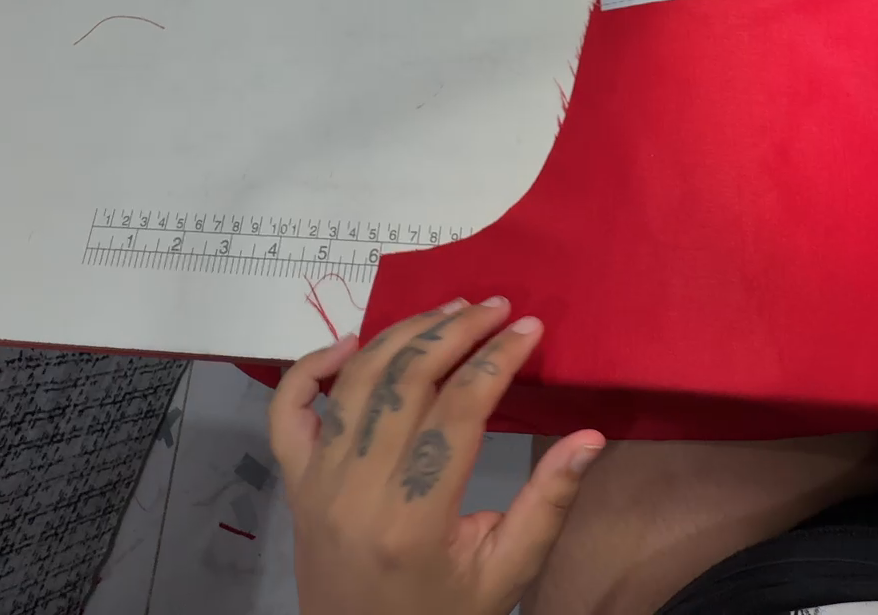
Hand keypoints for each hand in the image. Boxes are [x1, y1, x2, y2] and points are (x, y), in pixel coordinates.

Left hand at [269, 297, 605, 614]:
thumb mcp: (509, 571)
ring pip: (358, 379)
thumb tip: (590, 436)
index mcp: (415, 518)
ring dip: (406, 331)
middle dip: (458, 330)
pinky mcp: (296, 482)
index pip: (460, 408)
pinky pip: (288, 409)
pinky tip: (353, 342)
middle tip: (498, 306)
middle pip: (407, 379)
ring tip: (452, 309)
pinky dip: (312, 365)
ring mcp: (318, 482)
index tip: (531, 328)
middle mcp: (357, 490)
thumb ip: (549, 502)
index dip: (499, 358)